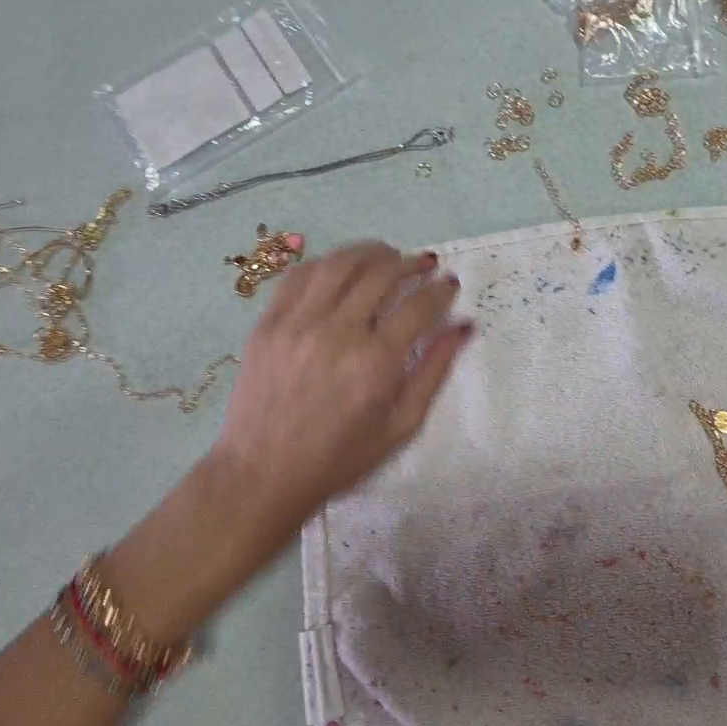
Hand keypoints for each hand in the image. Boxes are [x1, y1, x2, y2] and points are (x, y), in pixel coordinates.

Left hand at [213, 242, 470, 519]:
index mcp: (375, 363)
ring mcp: (297, 323)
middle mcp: (337, 333)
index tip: (450, 284)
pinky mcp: (268, 323)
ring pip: (340, 264)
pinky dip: (328, 263)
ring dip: (370, 252)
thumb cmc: (340, 458)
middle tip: (424, 265)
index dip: (441, 289)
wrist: (263, 473)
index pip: (419, 306)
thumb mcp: (401, 425)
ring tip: (388, 254)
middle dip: (411, 263)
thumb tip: (464, 327)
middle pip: (382, 274)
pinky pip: (300, 276)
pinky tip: (343, 268)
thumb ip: (434, 371)